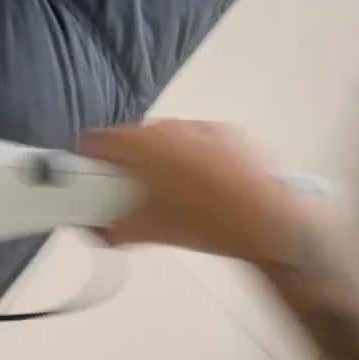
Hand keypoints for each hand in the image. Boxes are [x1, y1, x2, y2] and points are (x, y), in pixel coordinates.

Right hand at [79, 119, 317, 265]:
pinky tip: (205, 182)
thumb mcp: (152, 232)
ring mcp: (198, 126)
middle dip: (127, 159)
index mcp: (140, 145)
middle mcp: (165, 127)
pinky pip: (197, 139)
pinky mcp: (227, 132)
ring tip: (171, 187)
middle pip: (132, 137)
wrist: (271, 222)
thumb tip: (94, 232)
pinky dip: (193, 155)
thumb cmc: (204, 224)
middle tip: (130, 188)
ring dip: (160, 155)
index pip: (96, 140)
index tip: (87, 172)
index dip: (87, 156)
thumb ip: (113, 230)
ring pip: (166, 137)